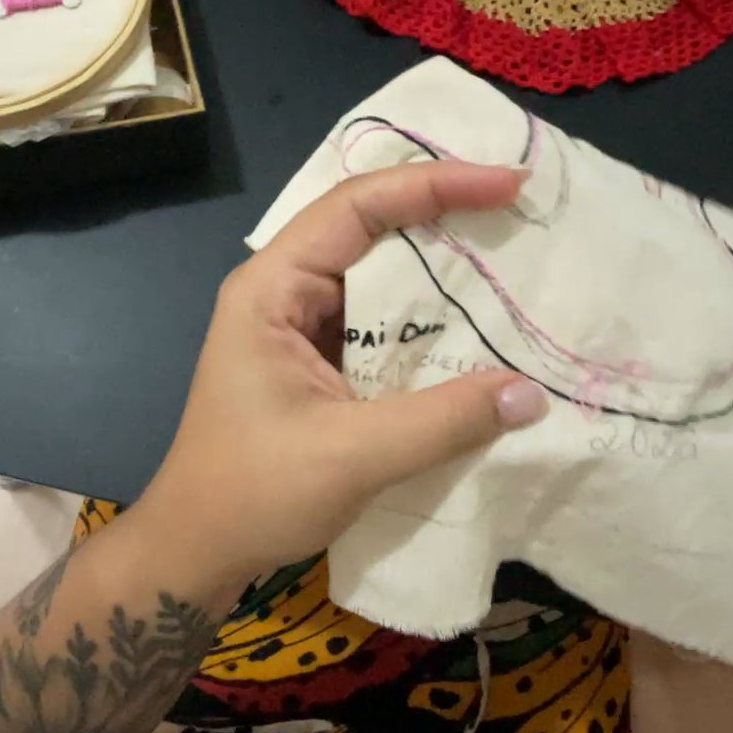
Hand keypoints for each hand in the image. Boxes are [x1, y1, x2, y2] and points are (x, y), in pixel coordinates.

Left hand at [128, 161, 549, 587]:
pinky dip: (427, 319)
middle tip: (519, 209)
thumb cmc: (253, 494)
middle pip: (368, 227)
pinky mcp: (319, 359)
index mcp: (272, 288)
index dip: (432, 184)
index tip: (506, 184)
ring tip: (512, 258)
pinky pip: (380, 321)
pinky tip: (476, 326)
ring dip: (440, 268)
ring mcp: (300, 325)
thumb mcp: (351, 456)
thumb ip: (443, 421)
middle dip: (442, 214)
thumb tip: (532, 392)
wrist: (199, 548)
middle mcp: (284, 291)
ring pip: (378, 275)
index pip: (355, 206)